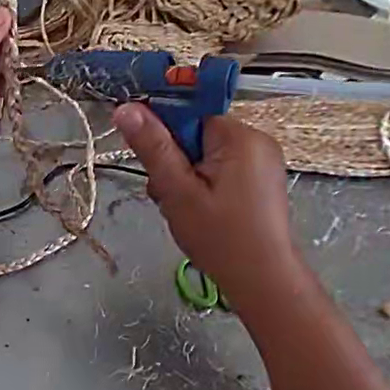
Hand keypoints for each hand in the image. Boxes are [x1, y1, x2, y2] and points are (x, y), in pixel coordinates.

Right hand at [114, 105, 302, 306]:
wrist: (263, 281)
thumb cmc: (219, 236)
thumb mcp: (177, 190)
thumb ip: (152, 146)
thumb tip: (125, 107)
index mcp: (238, 136)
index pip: (190, 112)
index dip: (164, 130)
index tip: (149, 157)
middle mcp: (255, 140)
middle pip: (196, 133)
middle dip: (174, 160)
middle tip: (168, 194)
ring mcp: (262, 162)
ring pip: (205, 154)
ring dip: (185, 176)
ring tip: (183, 208)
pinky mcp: (261, 181)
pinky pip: (221, 169)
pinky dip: (203, 185)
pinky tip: (198, 211)